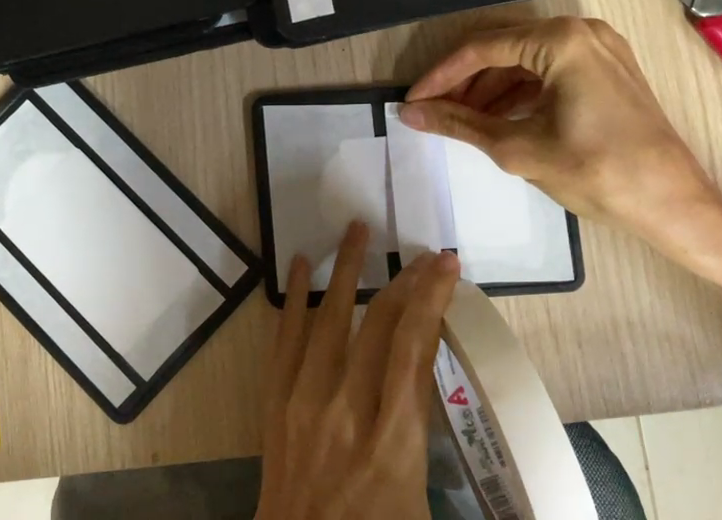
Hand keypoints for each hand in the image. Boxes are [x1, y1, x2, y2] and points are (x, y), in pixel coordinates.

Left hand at [256, 222, 460, 519]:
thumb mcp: (421, 495)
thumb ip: (426, 430)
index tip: (448, 266)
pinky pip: (284, 338)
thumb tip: (433, 370)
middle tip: (424, 254)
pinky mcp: (274, 402)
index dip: (432, 299)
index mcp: (393, 441)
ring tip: (359, 227)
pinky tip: (300, 264)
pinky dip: (294, 297)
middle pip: (378, 325)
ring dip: (346, 268)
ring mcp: (303, 401)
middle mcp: (347, 410)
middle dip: (405, 282)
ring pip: (328, 317)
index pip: (415, 348)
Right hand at [398, 18, 721, 250]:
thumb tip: (410, 114)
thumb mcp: (519, 148)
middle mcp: (580, 31)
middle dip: (463, 82)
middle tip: (431, 111)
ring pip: (524, 60)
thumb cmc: (599, 173)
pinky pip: (548, 71)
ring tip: (458, 121)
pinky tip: (495, 119)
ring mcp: (599, 48)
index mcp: (560, 40)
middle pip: (501, 48)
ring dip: (489, 89)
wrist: (676, 206)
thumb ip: (460, 124)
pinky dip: (518, 93)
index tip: (411, 103)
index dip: (441, 77)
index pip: (481, 49)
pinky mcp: (607, 70)